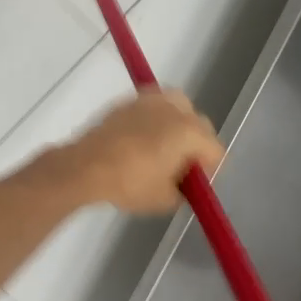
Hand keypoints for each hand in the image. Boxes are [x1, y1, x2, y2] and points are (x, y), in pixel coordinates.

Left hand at [56, 88, 223, 214]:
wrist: (85, 166)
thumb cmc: (130, 183)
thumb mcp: (166, 199)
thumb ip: (184, 189)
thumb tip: (182, 182)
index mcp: (189, 132)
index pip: (215, 150)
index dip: (209, 169)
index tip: (195, 183)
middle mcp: (173, 110)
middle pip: (199, 123)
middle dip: (196, 143)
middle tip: (180, 165)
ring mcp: (148, 101)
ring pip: (177, 105)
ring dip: (177, 123)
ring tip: (164, 145)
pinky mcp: (126, 101)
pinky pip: (152, 104)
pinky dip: (154, 117)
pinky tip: (142, 136)